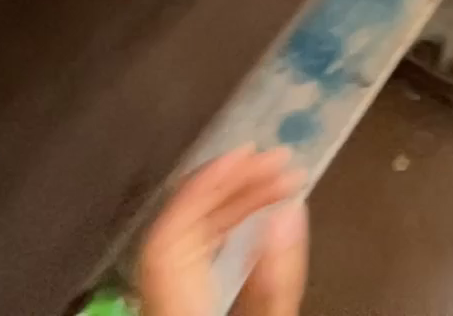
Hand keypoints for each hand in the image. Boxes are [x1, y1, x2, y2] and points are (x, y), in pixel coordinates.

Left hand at [138, 147, 308, 315]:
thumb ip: (276, 280)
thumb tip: (291, 211)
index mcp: (174, 304)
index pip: (170, 233)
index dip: (202, 185)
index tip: (245, 152)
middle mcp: (161, 299)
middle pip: (183, 227)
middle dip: (233, 185)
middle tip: (280, 160)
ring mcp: (170, 300)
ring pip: (193, 239)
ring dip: (238, 203)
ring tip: (284, 182)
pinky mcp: (184, 304)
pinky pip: (198, 256)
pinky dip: (230, 229)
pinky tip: (262, 217)